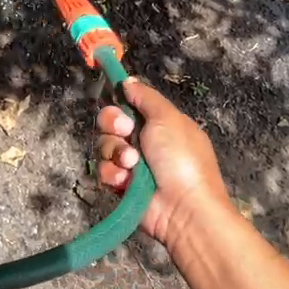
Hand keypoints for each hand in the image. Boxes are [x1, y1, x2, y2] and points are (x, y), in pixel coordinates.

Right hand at [96, 78, 233, 250]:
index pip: (128, 106)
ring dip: (115, 153)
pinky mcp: (120, 185)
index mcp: (159, 125)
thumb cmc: (182, 159)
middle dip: (113, 125)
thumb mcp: (169, 119)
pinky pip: (103, 170)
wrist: (184, 208)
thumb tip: (128, 80)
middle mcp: (144, 142)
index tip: (118, 101)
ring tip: (131, 165)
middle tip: (126, 133)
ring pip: (104, 146)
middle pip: (110, 122)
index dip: (120, 103)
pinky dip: (113, 174)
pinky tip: (125, 181)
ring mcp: (131, 165)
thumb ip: (146, 97)